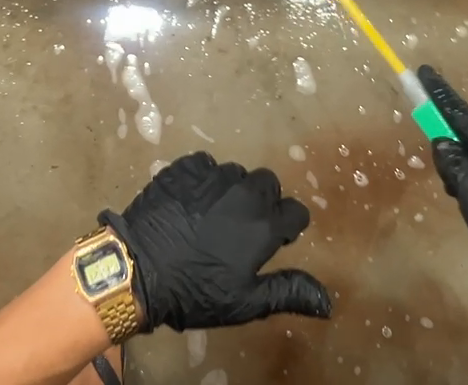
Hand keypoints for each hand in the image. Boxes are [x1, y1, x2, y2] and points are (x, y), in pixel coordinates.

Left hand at [102, 151, 331, 331]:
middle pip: (268, 183)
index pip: (296, 212)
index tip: (276, 240)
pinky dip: (203, 179)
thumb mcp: (244, 302)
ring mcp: (212, 175)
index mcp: (263, 224)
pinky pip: (204, 165)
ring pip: (236, 173)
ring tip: (214, 214)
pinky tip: (190, 200)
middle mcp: (243, 192)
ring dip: (232, 190)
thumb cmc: (194, 290)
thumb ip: (288, 292)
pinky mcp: (183, 167)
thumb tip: (329, 300)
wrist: (138, 267)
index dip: (288, 226)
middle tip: (244, 225)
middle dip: (263, 200)